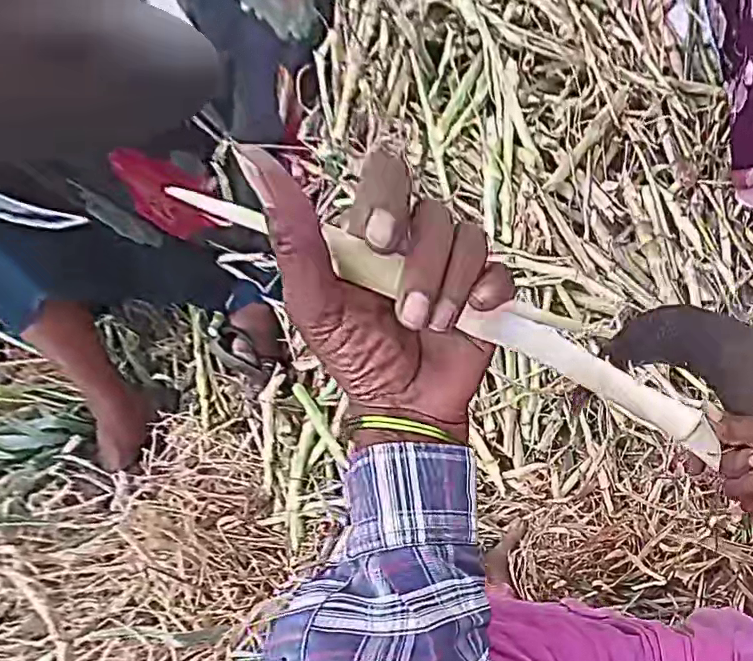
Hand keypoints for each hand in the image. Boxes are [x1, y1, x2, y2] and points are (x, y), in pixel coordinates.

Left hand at [237, 146, 513, 443]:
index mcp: (373, 237)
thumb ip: (293, 239)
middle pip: (433, 211)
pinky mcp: (485, 295)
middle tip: (404, 304)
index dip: (388, 199)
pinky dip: (487, 290)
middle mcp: (416, 245)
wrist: (403, 406)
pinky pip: (499, 271)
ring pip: (467, 240)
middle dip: (420, 259)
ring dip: (446, 288)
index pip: (388, 176)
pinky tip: (470, 314)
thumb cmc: (357, 360)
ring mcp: (454, 269)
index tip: (376, 241)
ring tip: (426, 326)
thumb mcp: (314, 304)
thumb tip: (254, 163)